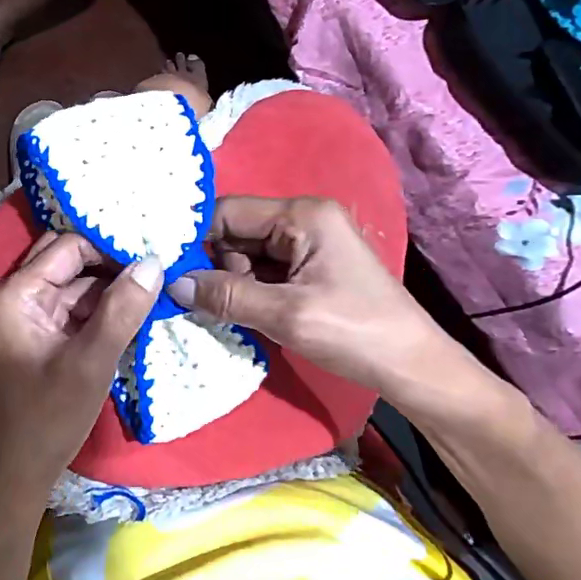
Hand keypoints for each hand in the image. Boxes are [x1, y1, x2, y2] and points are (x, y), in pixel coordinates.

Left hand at [0, 232, 162, 496]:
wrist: (14, 475)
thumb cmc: (47, 416)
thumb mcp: (90, 361)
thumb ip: (122, 309)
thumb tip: (154, 261)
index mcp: (18, 295)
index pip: (68, 247)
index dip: (109, 247)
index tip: (152, 253)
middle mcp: (19, 300)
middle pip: (69, 264)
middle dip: (110, 264)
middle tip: (157, 265)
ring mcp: (31, 323)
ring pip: (76, 290)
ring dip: (110, 291)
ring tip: (156, 287)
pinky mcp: (43, 344)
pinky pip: (75, 315)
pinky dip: (102, 314)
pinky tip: (136, 314)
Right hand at [168, 197, 499, 405]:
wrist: (411, 367)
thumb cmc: (354, 332)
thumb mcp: (286, 315)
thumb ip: (228, 296)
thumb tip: (173, 285)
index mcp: (303, 215)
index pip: (230, 212)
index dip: (197, 238)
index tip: (168, 269)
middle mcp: (304, 220)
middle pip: (236, 232)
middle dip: (214, 264)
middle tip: (197, 299)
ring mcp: (308, 245)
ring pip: (246, 254)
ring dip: (229, 281)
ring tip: (221, 310)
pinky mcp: (309, 269)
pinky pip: (263, 272)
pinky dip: (246, 290)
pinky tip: (236, 312)